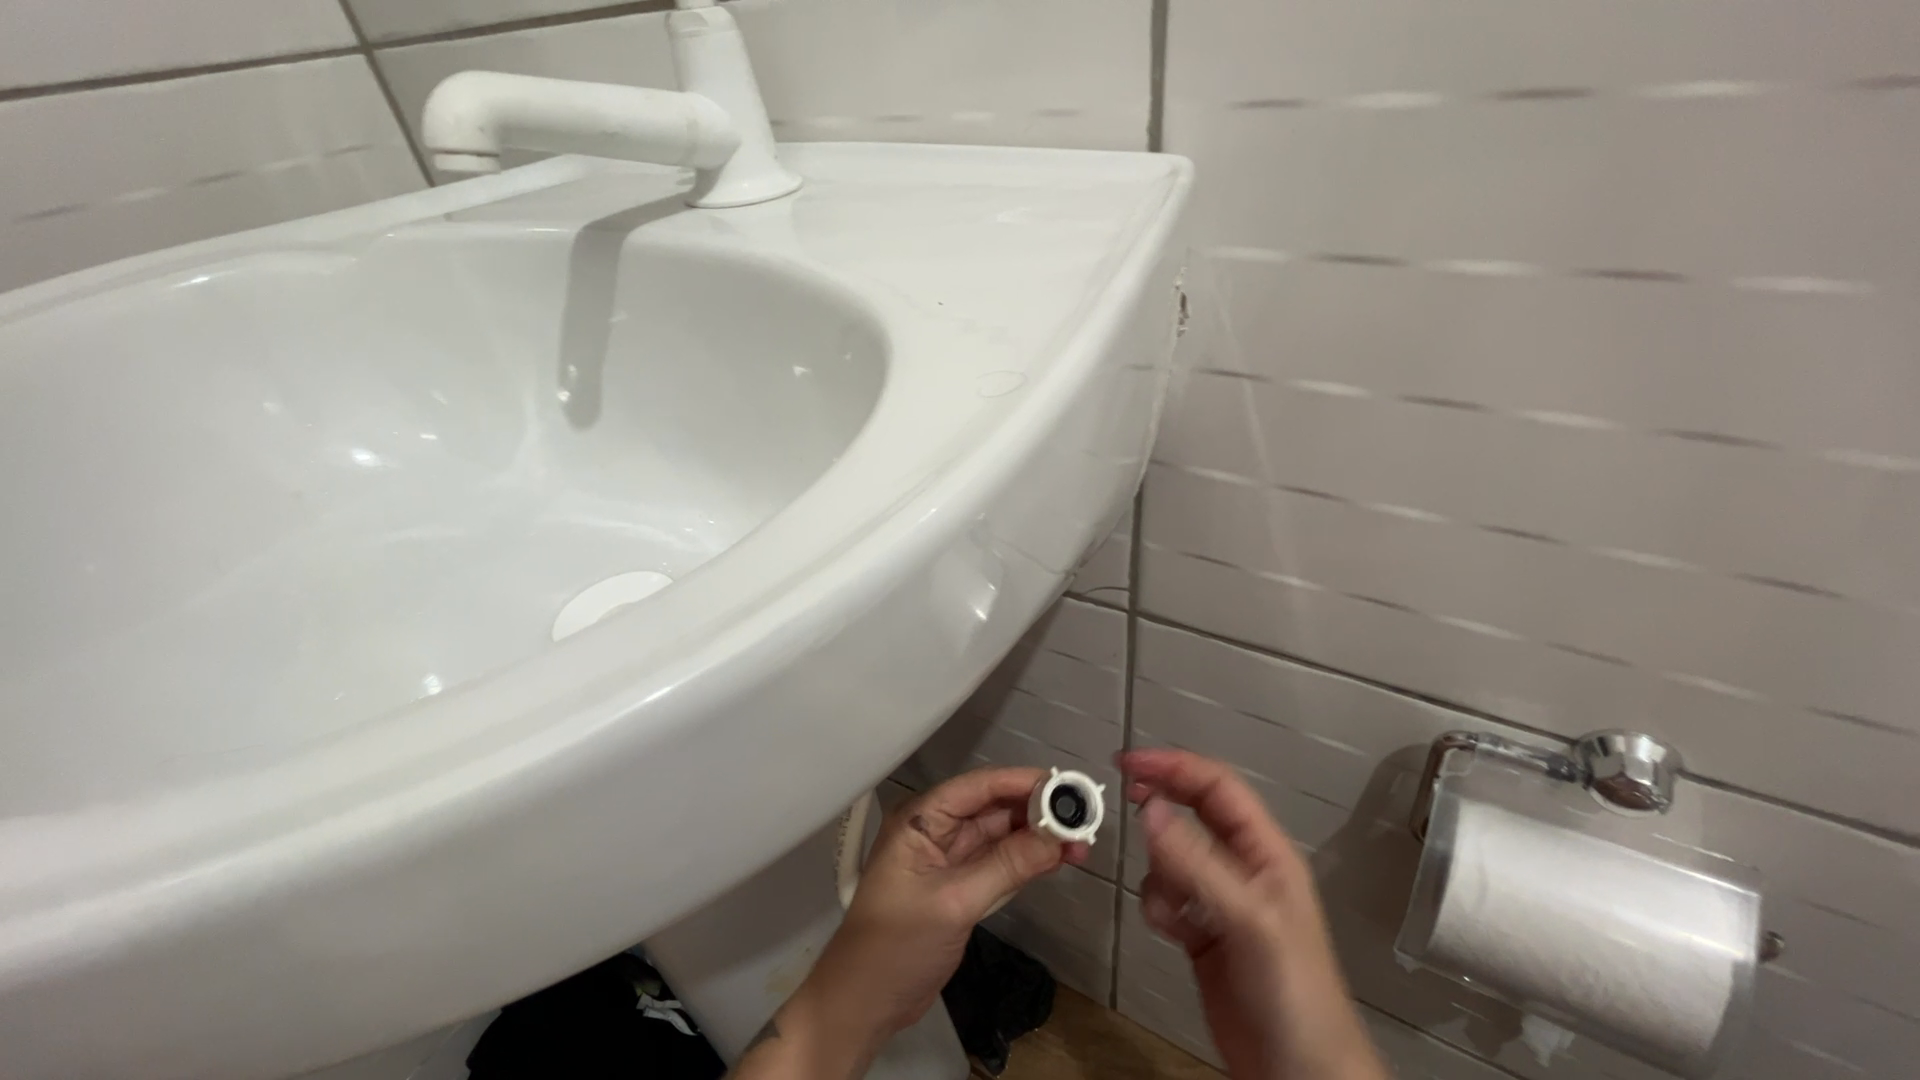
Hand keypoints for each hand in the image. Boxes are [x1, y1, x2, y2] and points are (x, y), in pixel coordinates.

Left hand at [735, 768, 1086, 1077]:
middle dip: (1037, 813)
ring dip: (1037, 838)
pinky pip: (999, 863)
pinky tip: (1056, 860)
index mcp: (920, 820)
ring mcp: (947, 859)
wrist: (864, 1003)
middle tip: (1083, 820)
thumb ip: (1005, 867)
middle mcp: (934, 830)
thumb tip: (1056, 839)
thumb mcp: (953, 902)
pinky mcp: (959, 886)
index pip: (977, 786)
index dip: (1022, 782)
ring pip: (1000, 836)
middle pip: (993, 808)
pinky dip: (1026, 862)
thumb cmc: (895, 945)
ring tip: (1080, 843)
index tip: (1066, 786)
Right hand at [1120, 748, 1385, 1079]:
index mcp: (1266, 853)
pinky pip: (1166, 897)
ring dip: (1159, 870)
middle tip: (1123, 796)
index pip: (1217, 788)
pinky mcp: (1202, 933)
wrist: (1300, 1076)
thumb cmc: (1293, 995)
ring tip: (1171, 908)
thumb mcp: (1250, 922)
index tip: (1128, 763)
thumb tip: (1148, 809)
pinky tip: (1174, 932)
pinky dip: (1159, 906)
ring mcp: (1221, 901)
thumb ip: (1198, 864)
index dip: (1174, 768)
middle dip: (1160, 802)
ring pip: (1172, 856)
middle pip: (1193, 813)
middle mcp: (1243, 868)